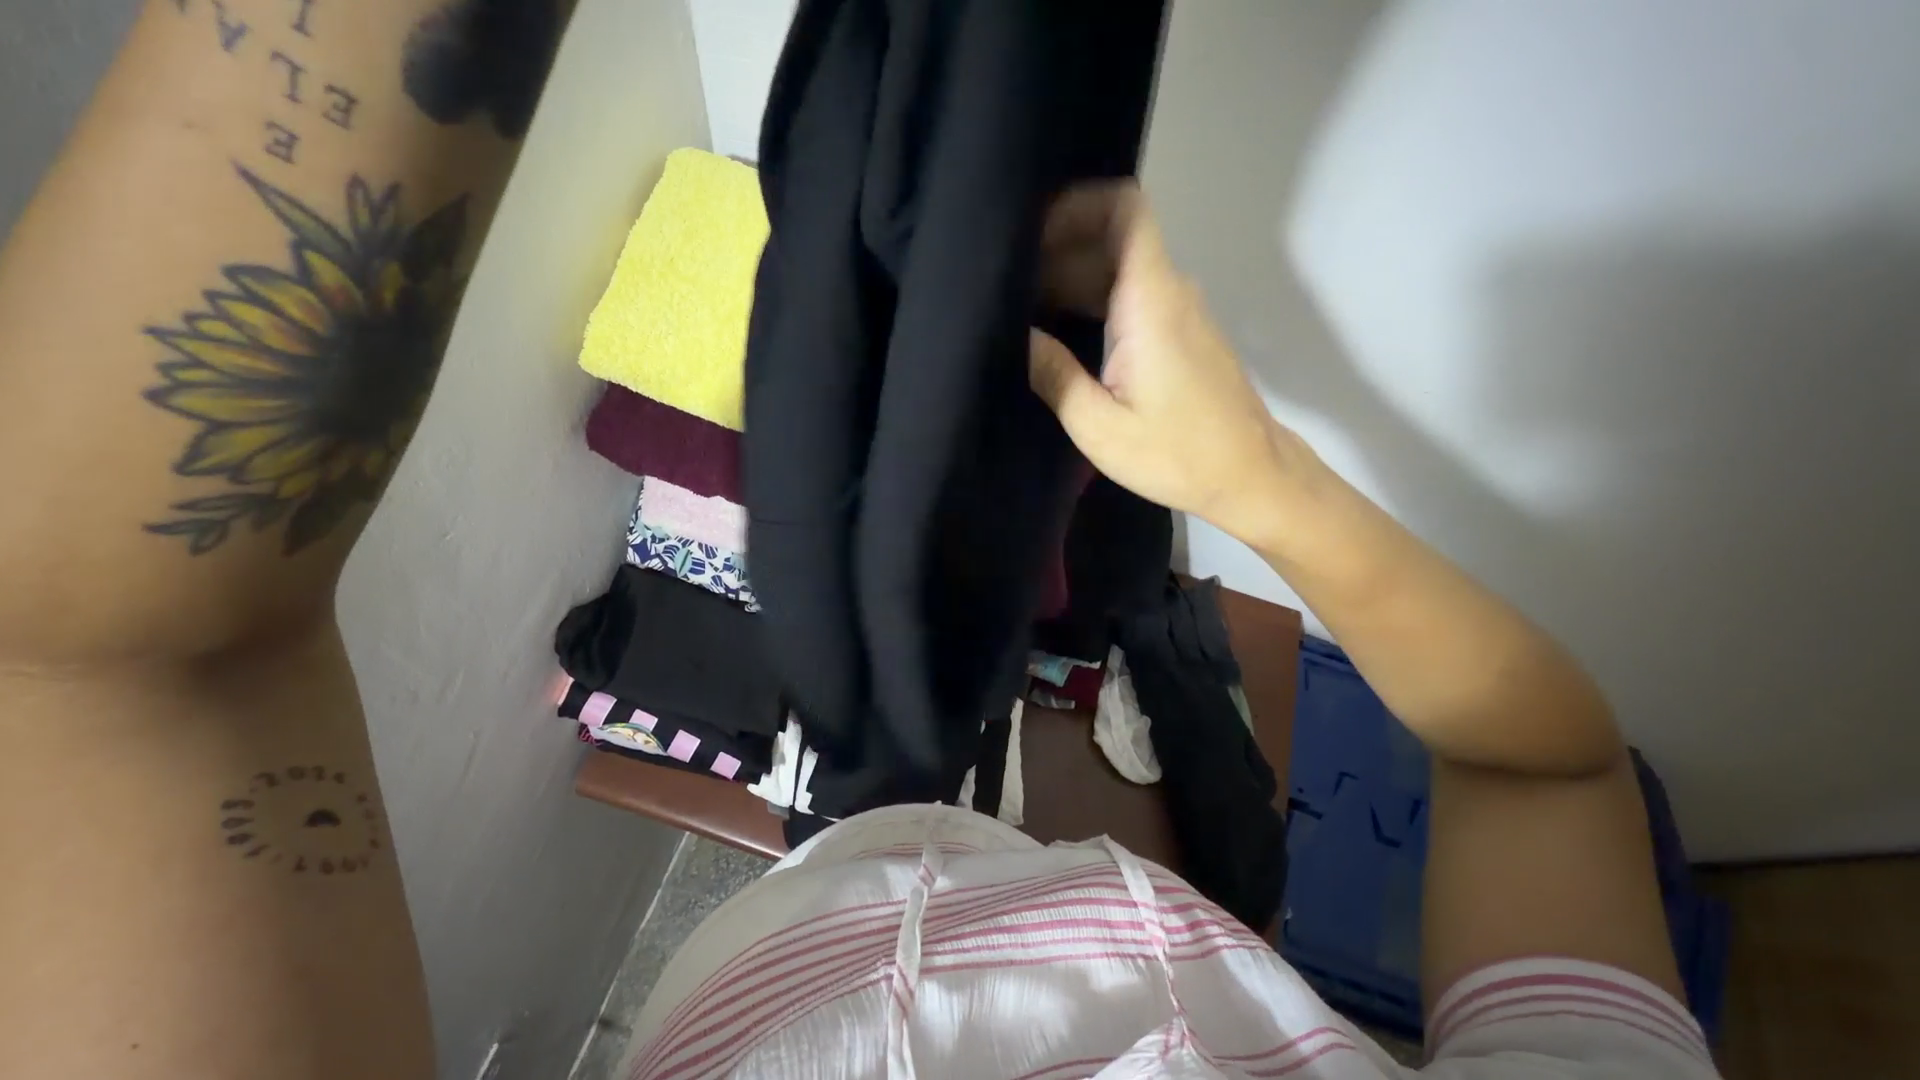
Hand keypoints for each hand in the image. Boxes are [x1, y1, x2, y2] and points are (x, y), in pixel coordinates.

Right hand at [1029, 182, 1309, 544]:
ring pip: (1120, 269)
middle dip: (1058, 248)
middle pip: (1112, 238)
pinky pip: (1132, 297)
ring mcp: (1178, 311)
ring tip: (1020, 310)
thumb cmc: (1178, 454)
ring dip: (1071, 280)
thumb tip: (1018, 336)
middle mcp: (1168, 291)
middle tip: (1006, 282)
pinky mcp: (1180, 333)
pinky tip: (1057, 334)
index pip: (1124, 209)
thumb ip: (1054, 374)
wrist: (1251, 476)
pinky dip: (1093, 302)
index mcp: (1149, 300)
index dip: (1077, 203)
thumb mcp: (1100, 427)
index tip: (1031, 230)